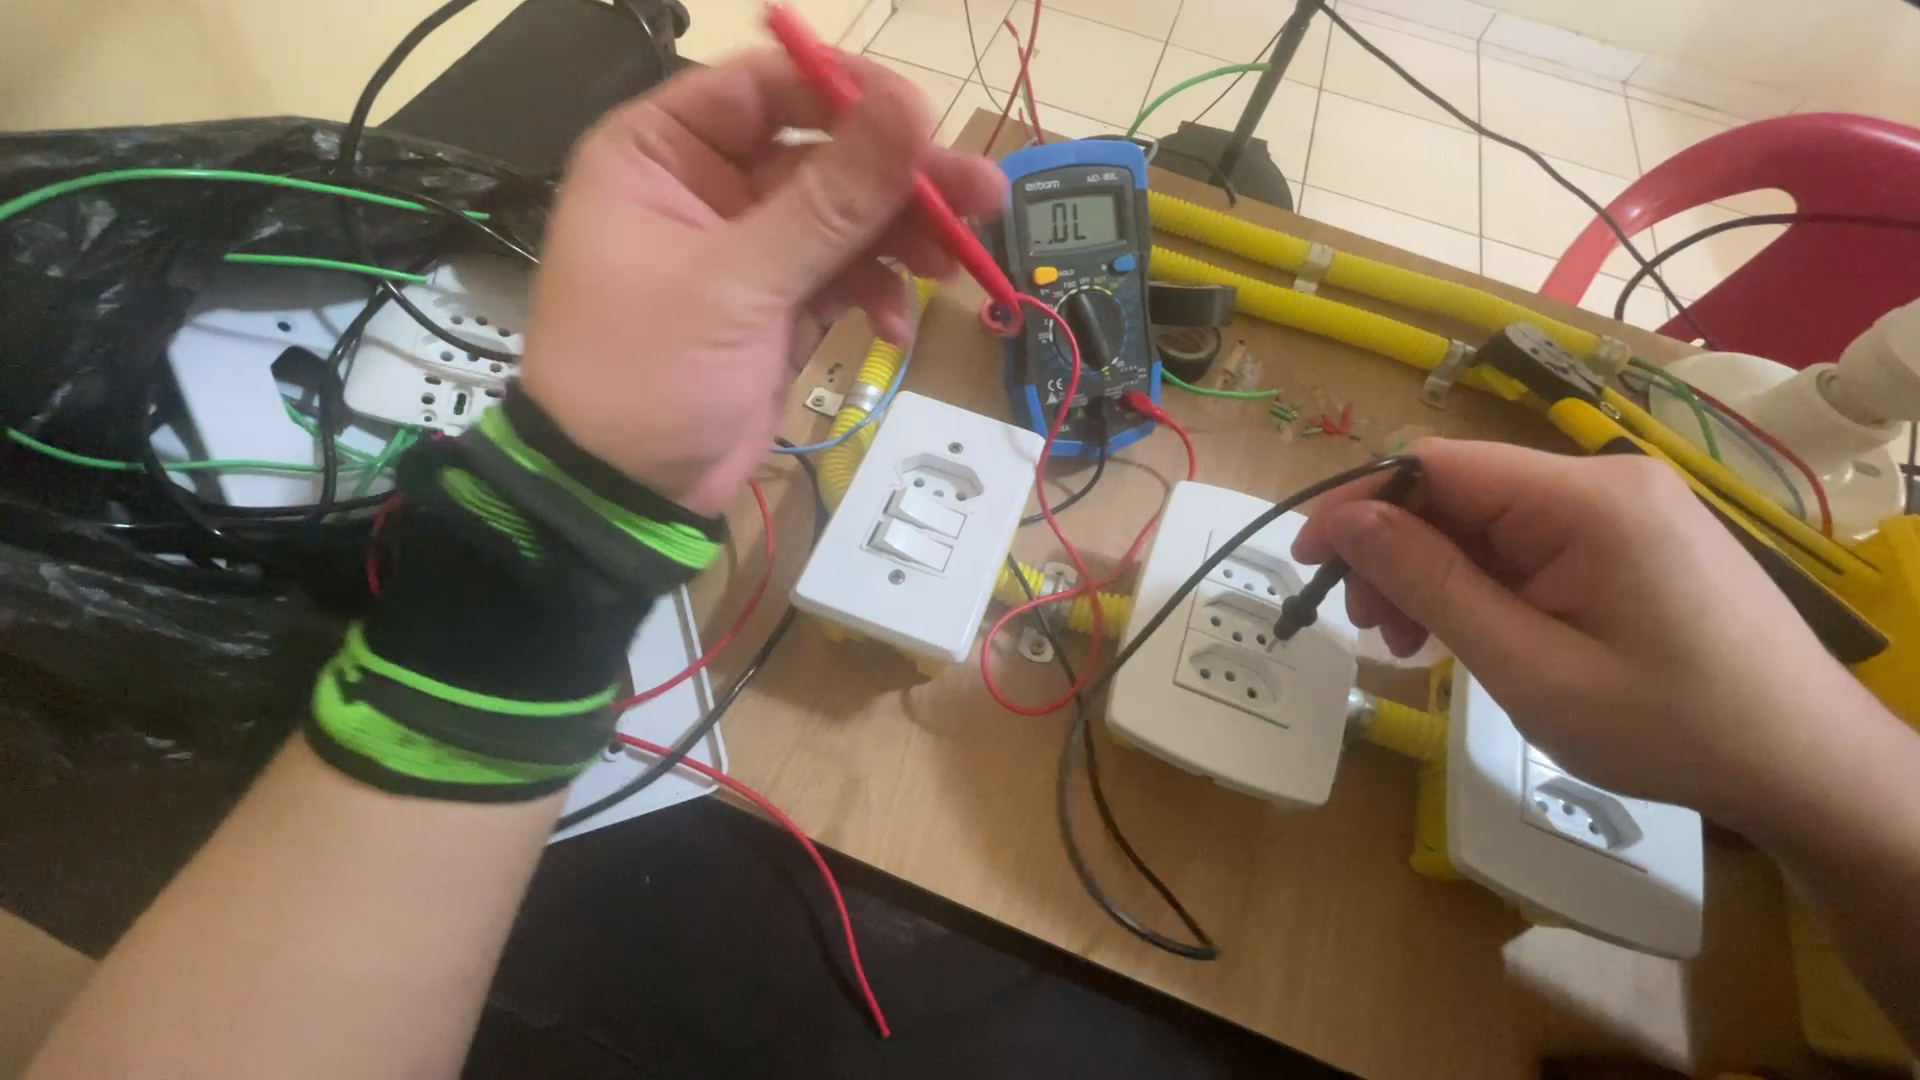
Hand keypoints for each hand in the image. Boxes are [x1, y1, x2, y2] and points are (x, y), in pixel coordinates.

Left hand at [518, 51, 1004, 514]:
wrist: (630, 487)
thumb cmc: (649, 371)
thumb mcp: (738, 282)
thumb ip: (829, 202)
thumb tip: (912, 111)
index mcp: (665, 152)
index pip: (767, 88)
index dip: (849, 96)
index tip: (924, 121)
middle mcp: (710, 188)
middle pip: (823, 158)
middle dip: (899, 181)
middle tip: (981, 195)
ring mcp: (752, 252)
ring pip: (844, 222)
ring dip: (901, 242)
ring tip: (951, 266)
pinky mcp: (781, 306)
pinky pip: (844, 280)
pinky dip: (875, 297)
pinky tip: (894, 326)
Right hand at [1293, 438, 1878, 820]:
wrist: (1812, 772)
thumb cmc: (1670, 728)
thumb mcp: (1527, 664)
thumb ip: (1429, 583)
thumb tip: (1343, 521)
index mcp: (1585, 500)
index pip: (1434, 465)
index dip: (1358, 503)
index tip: (1308, 559)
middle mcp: (1599, 484)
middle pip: (1452, 495)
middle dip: (1391, 554)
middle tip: (1365, 626)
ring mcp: (1613, 511)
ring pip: (1476, 523)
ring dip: (1423, 575)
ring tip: (1405, 643)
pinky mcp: (1617, 540)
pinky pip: (1514, 546)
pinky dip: (1468, 585)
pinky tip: (1456, 632)